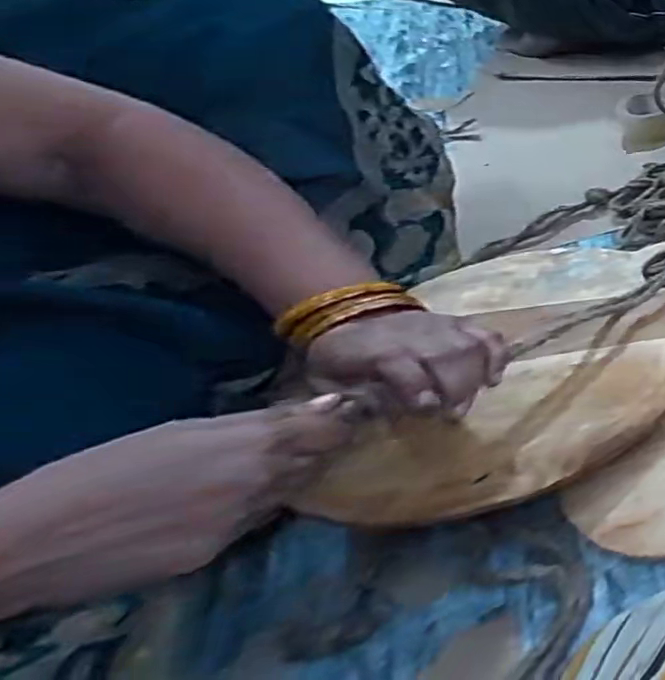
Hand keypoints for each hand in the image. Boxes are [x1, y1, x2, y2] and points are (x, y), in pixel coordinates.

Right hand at [0, 396, 354, 617]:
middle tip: (298, 444)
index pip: (332, 432)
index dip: (338, 425)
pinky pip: (249, 525)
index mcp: (256, 443)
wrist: (22, 542)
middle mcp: (260, 481)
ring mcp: (239, 521)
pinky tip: (212, 507)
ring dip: (280, 482)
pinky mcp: (211, 554)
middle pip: (315, 462)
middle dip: (314, 452)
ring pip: (285, 494)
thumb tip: (327, 405)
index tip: (336, 419)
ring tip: (246, 475)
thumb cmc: (104, 469)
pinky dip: (246, 512)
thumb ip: (262, 420)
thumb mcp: (186, 429)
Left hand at [304, 309, 505, 416]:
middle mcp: (419, 336)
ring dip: (479, 373)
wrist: (353, 316)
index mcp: (383, 352)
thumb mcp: (328, 381)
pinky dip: (498, 355)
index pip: (406, 370)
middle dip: (458, 387)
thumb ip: (352, 398)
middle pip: (448, 358)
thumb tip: (378, 415)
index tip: (429, 411)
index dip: (419, 391)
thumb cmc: (339, 359)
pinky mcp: (459, 323)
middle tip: (456, 413)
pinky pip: (487, 335)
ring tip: (476, 396)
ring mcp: (444, 327)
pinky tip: (495, 377)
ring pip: (472, 346)